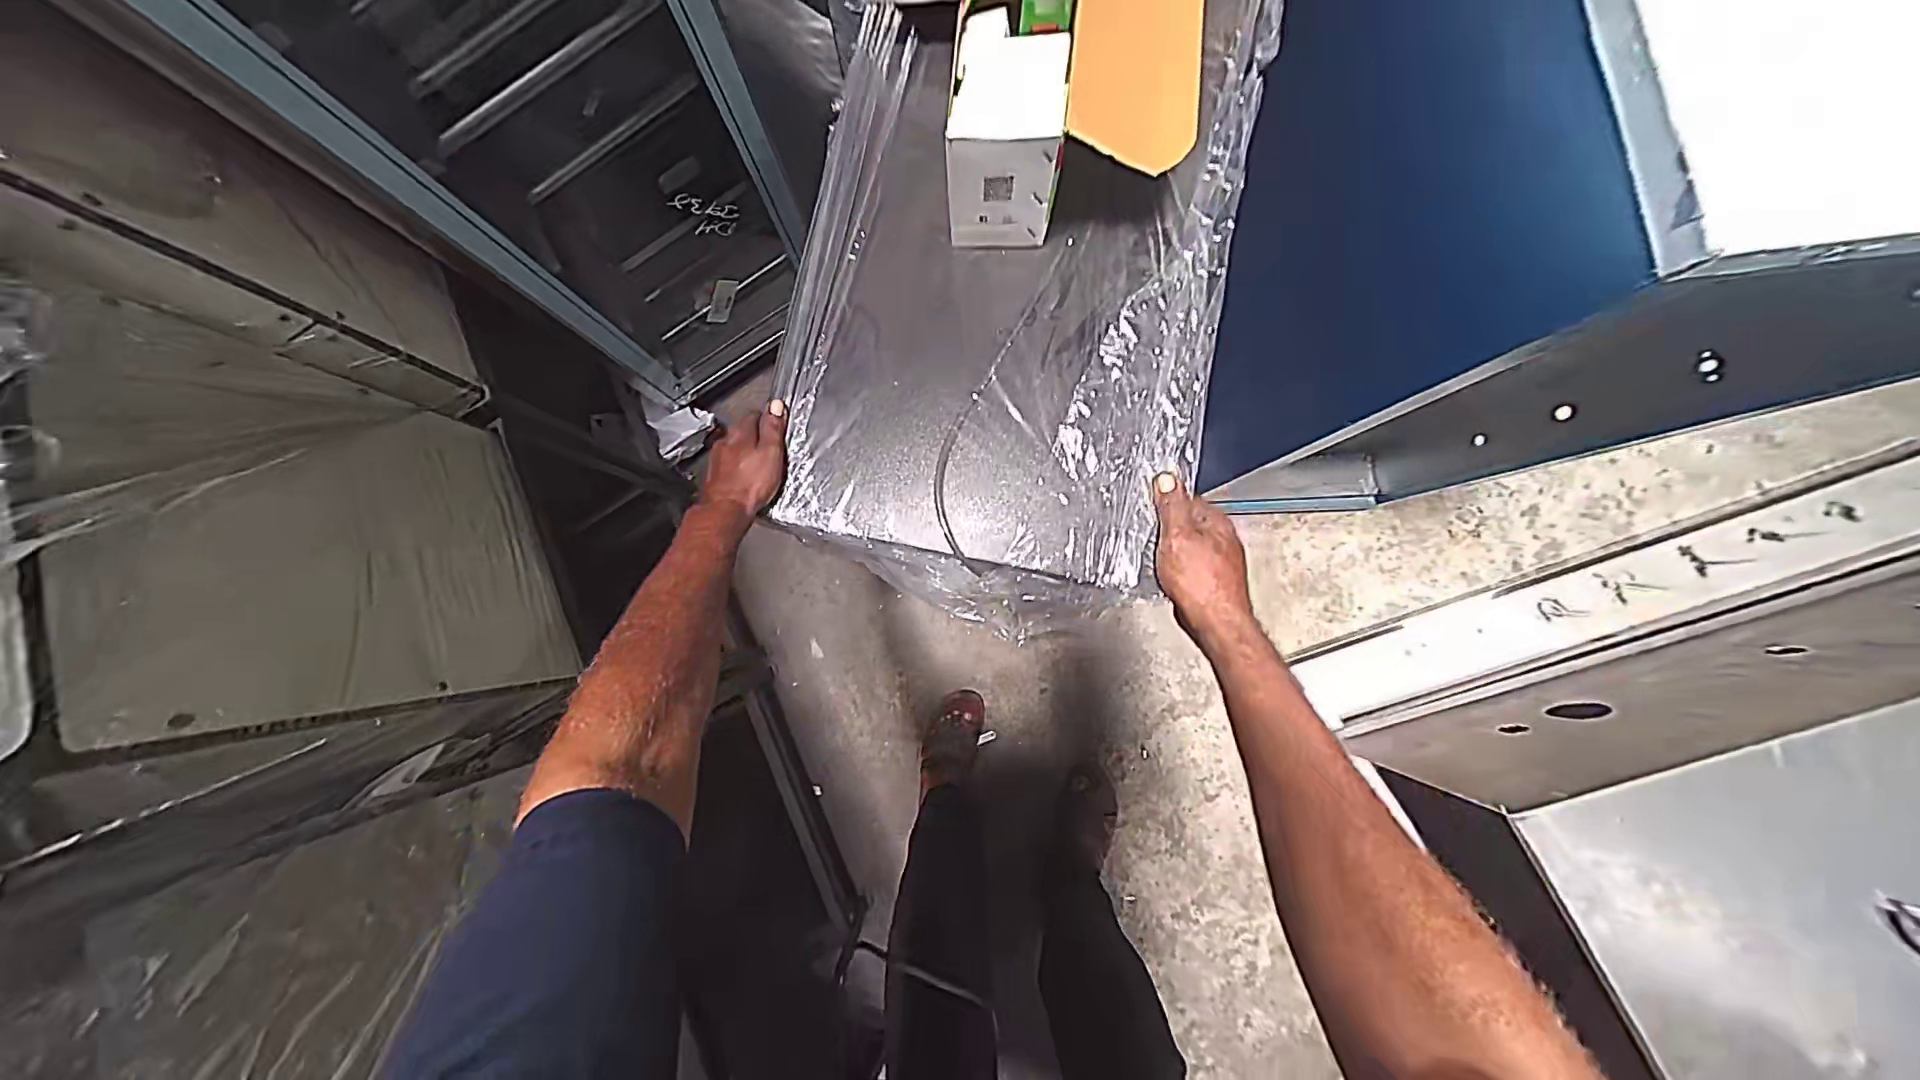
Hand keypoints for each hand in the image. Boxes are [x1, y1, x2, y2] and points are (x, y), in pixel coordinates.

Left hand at [699, 400, 788, 520]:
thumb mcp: (771, 453)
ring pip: (733, 445)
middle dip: (755, 433)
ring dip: (744, 448)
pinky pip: (727, 462)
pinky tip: (743, 472)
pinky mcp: (714, 473)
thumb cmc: (751, 484)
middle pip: (742, 429)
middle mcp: (725, 441)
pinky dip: (736, 463)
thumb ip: (773, 429)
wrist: (726, 510)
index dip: (767, 418)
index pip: (754, 415)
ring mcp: (717, 457)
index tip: (776, 424)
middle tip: (769, 442)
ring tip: (757, 458)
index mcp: (741, 433)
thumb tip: (775, 405)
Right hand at [1151, 471, 1256, 646]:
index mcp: (1216, 521)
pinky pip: (1189, 567)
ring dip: (1172, 552)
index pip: (1188, 499)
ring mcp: (1220, 561)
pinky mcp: (1212, 581)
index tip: (1152, 509)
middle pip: (1187, 524)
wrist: (1216, 623)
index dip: (1166, 504)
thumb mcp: (1177, 536)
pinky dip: (1178, 570)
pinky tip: (1171, 579)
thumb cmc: (1201, 585)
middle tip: (1155, 541)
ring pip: (1187, 547)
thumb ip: (1171, 506)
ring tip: (1162, 562)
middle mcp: (1223, 539)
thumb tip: (1167, 479)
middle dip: (1168, 531)